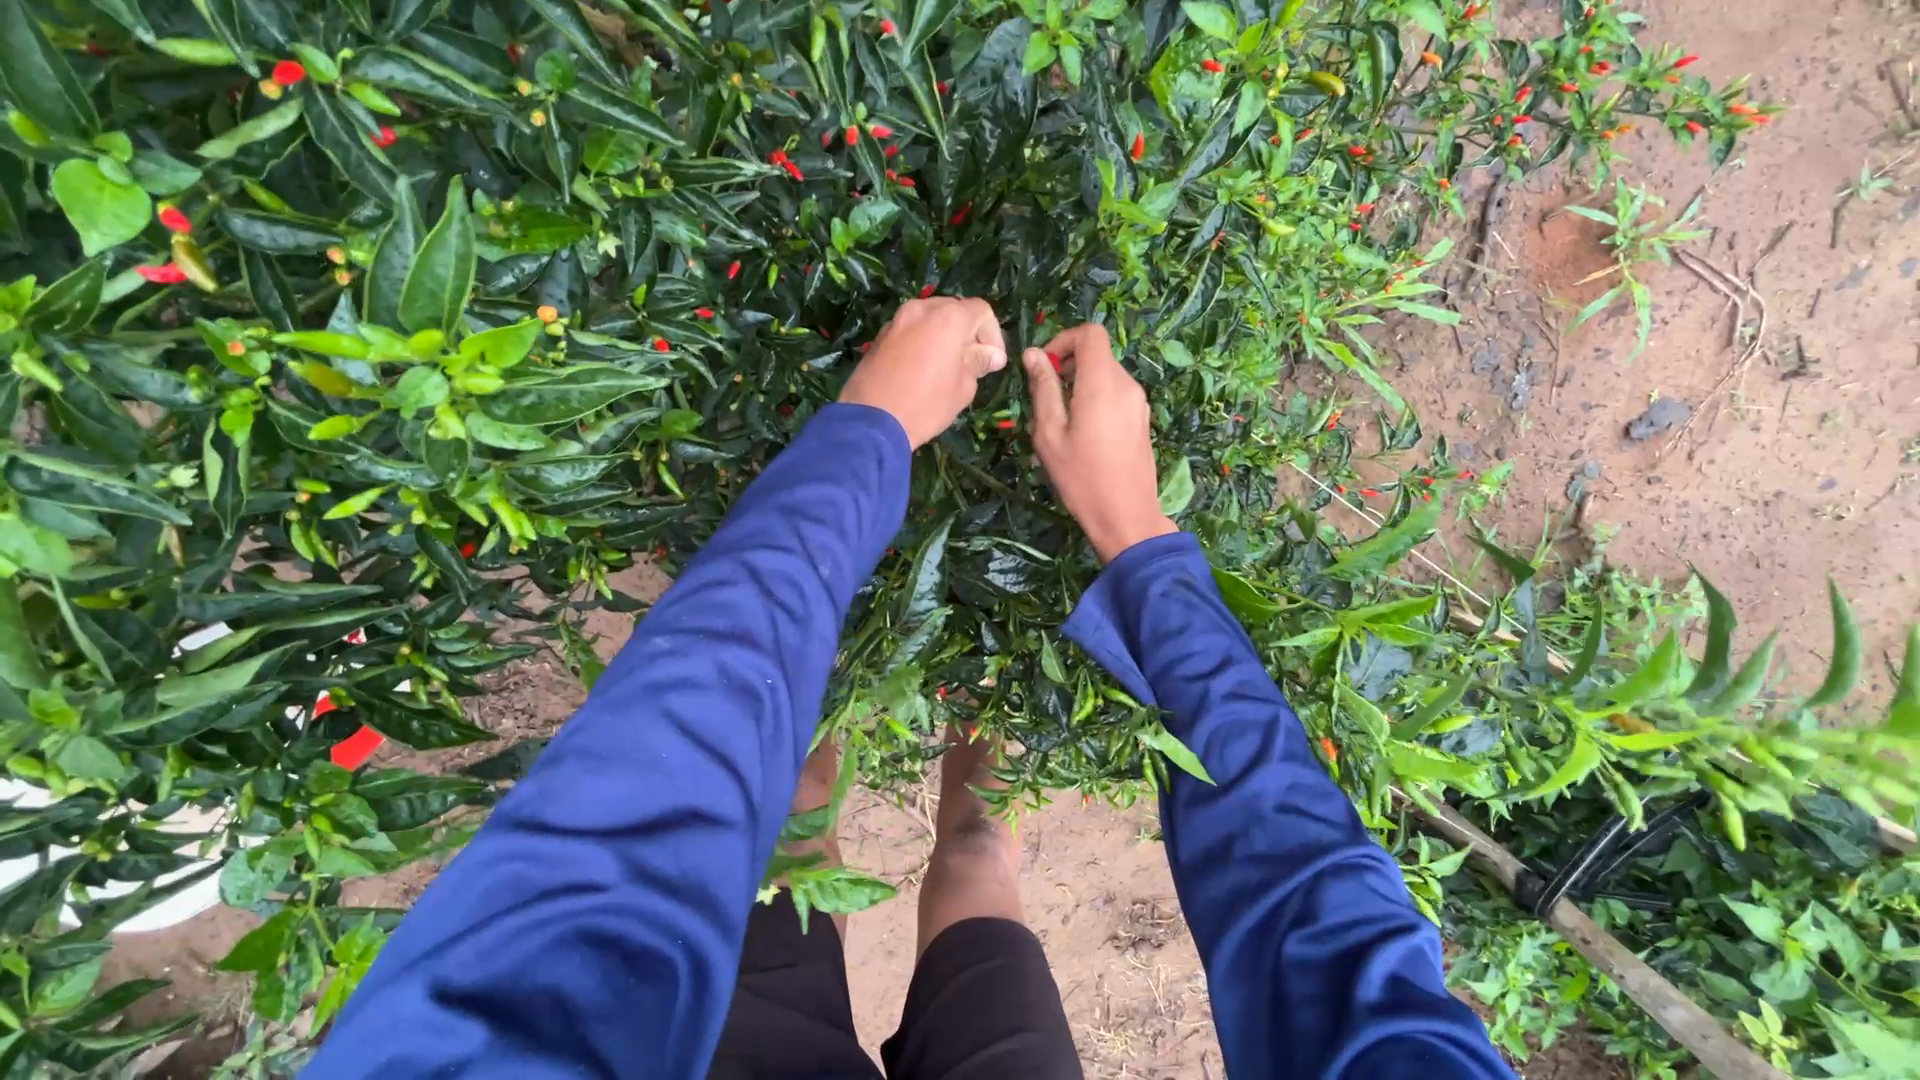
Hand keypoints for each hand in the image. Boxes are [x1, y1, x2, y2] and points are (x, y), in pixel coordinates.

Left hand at [839, 297, 1007, 447]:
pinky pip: (911, 331)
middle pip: (954, 310)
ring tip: (948, 367)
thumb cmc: (926, 405)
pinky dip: (923, 342)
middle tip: (973, 363)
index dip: (993, 335)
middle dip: (968, 333)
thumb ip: (978, 364)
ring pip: (930, 319)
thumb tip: (990, 355)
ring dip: (944, 337)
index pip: (981, 311)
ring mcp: (897, 320)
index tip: (993, 361)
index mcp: (948, 317)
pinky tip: (923, 370)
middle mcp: (922, 309)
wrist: (871, 422)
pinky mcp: (880, 336)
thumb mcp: (963, 388)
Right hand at [1021, 324, 1176, 562]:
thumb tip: (1034, 355)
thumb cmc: (1081, 477)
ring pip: (1105, 377)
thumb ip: (1043, 389)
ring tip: (1060, 424)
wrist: (1126, 516)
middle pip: (1097, 355)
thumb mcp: (1050, 434)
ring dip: (1079, 387)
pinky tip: (1081, 436)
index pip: (1090, 334)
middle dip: (1068, 368)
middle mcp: (1126, 385)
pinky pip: (1115, 396)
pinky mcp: (1142, 420)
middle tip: (1045, 401)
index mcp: (1102, 383)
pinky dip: (1095, 401)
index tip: (1044, 367)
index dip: (1063, 340)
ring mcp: (1138, 403)